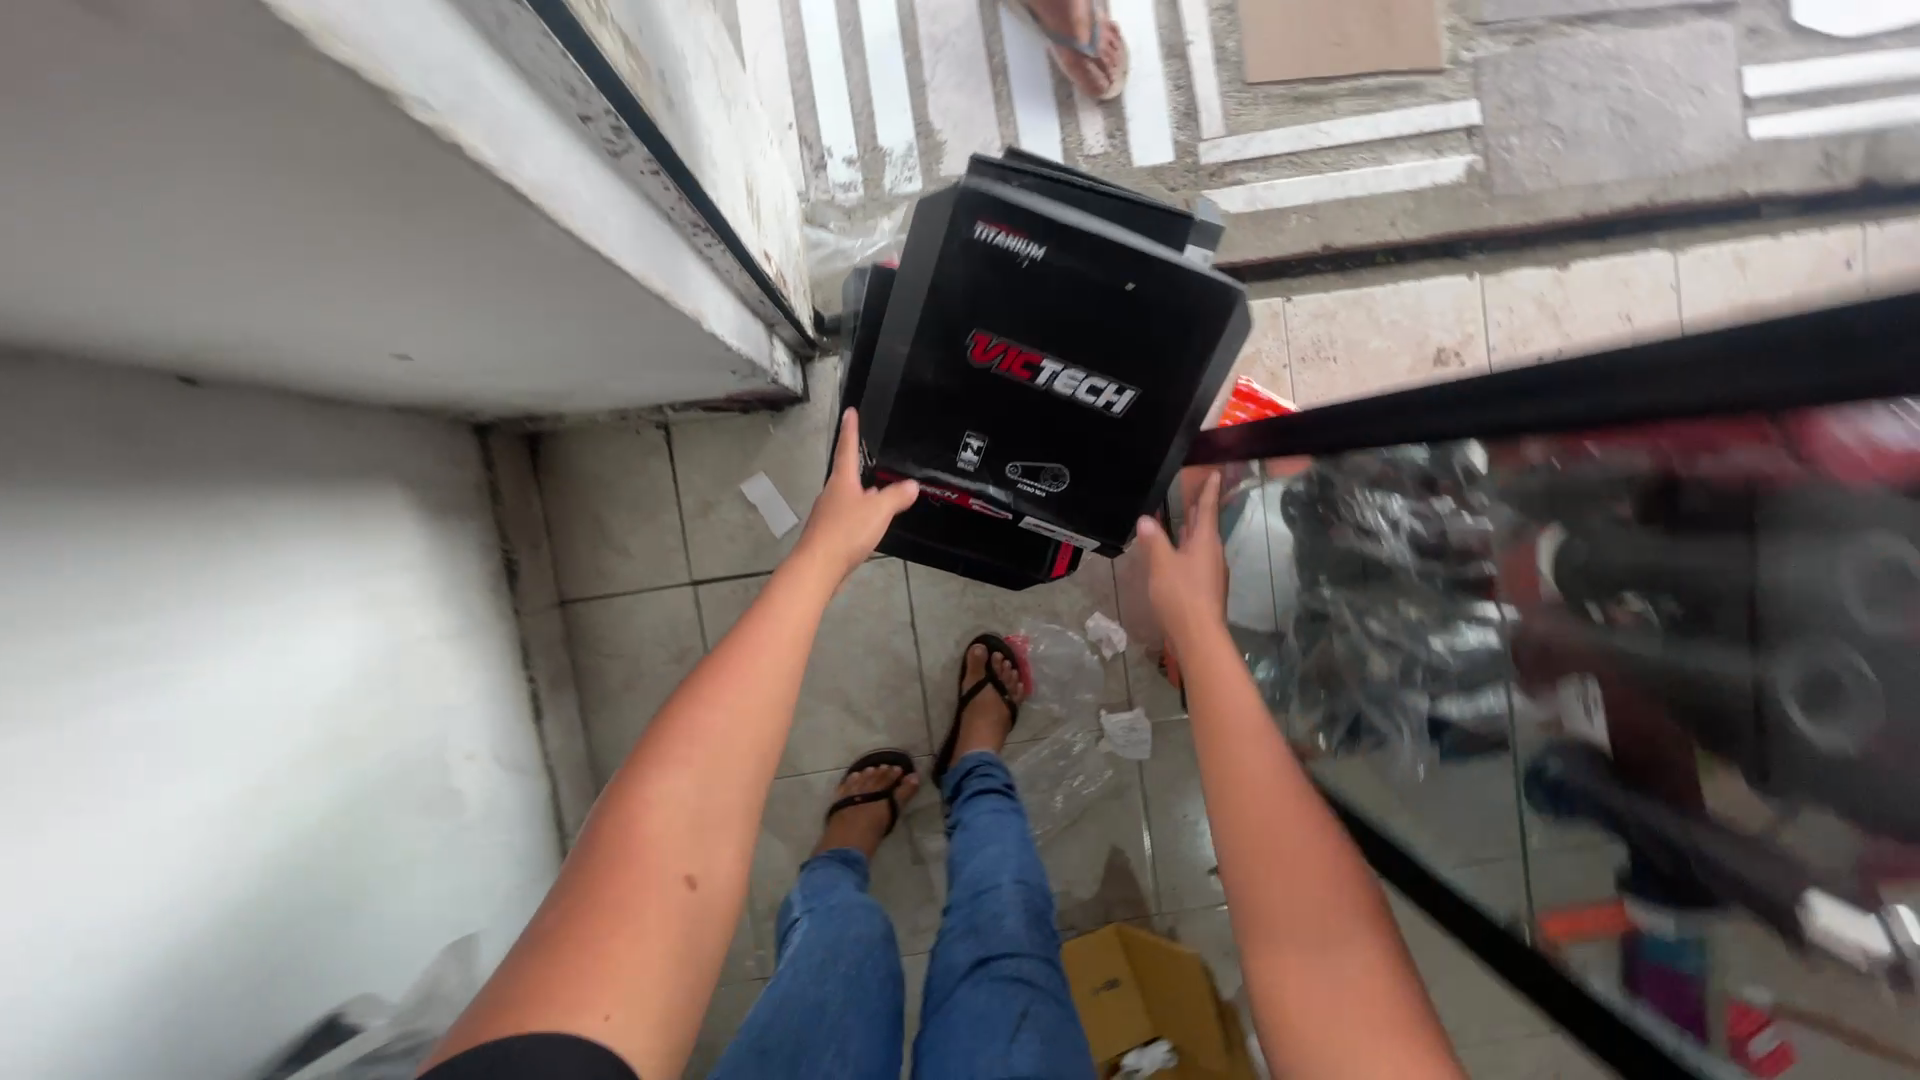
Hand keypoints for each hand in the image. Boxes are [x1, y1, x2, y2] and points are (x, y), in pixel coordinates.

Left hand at [792, 408, 918, 581]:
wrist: (818, 567)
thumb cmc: (847, 532)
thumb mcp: (879, 511)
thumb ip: (896, 497)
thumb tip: (911, 485)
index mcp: (842, 482)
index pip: (847, 449)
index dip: (850, 430)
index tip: (849, 412)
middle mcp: (831, 494)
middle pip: (846, 476)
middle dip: (858, 468)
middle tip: (872, 460)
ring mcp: (827, 515)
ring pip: (847, 499)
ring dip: (861, 496)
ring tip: (879, 496)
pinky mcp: (828, 535)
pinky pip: (846, 519)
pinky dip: (859, 517)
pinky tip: (868, 526)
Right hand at [1134, 469, 1226, 646]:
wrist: (1198, 634)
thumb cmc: (1181, 594)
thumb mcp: (1162, 564)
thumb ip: (1154, 541)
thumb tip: (1146, 519)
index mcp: (1205, 542)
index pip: (1207, 509)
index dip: (1209, 491)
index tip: (1216, 474)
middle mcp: (1213, 554)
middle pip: (1205, 526)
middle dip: (1199, 511)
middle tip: (1193, 495)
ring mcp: (1212, 572)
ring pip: (1201, 545)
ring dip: (1192, 532)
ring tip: (1182, 521)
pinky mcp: (1206, 588)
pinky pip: (1196, 560)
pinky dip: (1187, 551)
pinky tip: (1176, 555)